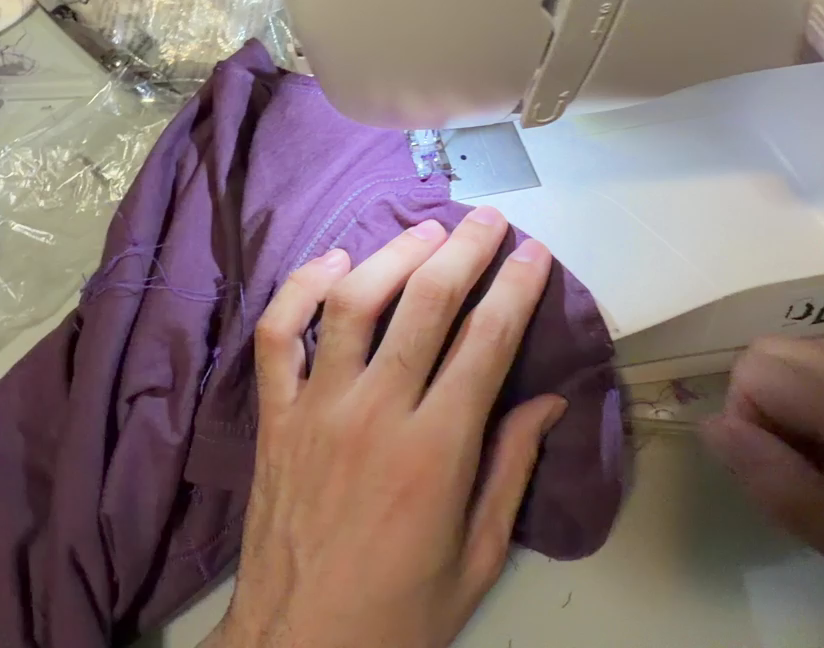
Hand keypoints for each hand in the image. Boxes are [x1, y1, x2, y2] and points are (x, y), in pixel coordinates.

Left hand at [204, 208, 566, 647]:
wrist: (299, 644)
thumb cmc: (399, 610)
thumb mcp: (477, 556)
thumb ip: (511, 470)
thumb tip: (548, 400)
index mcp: (435, 450)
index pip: (486, 343)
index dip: (516, 288)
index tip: (533, 252)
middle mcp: (375, 411)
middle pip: (425, 305)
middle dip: (464, 251)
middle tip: (488, 218)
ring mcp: (317, 405)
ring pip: (353, 303)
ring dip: (392, 255)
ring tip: (425, 231)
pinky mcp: (275, 413)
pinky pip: (278, 334)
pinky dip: (300, 289)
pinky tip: (332, 262)